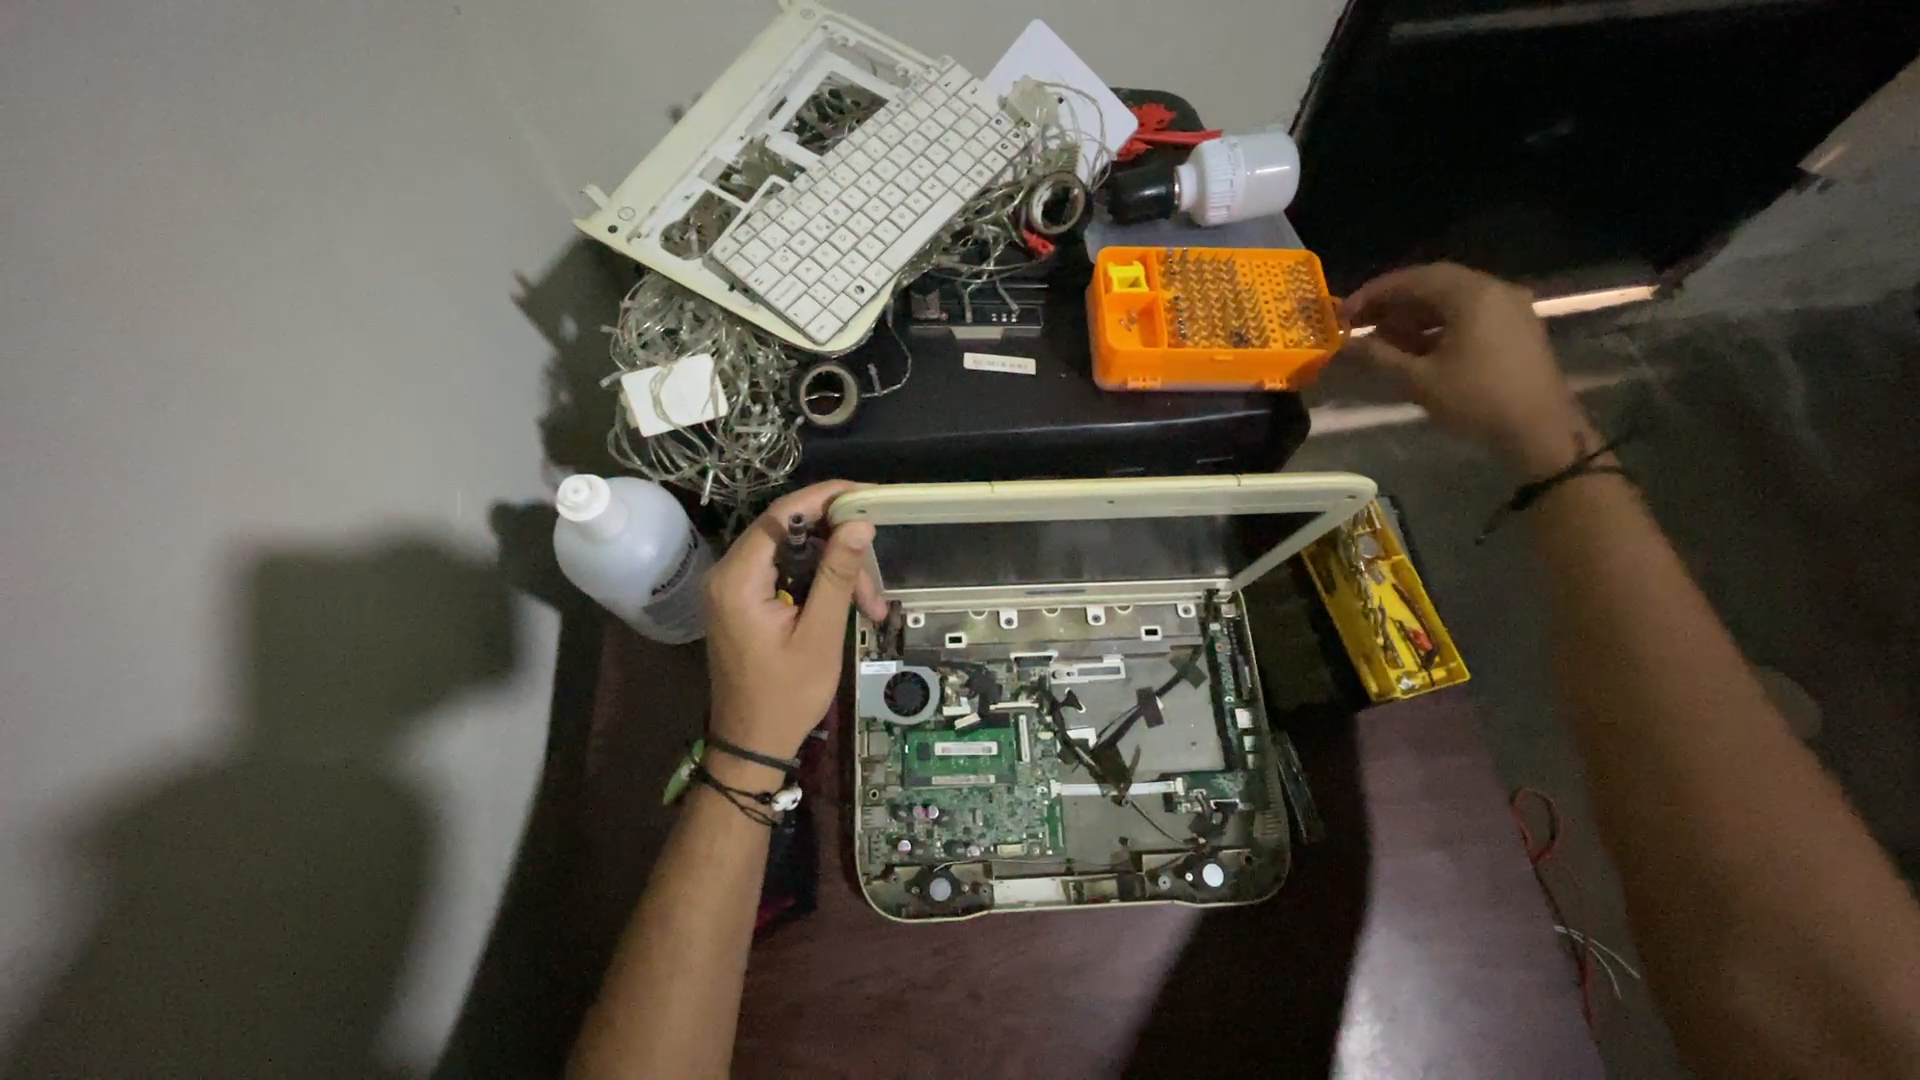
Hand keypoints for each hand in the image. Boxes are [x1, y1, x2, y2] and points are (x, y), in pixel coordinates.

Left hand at [703, 481, 887, 763]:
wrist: (752, 744)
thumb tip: (859, 523)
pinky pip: (783, 573)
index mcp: (738, 579)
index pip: (781, 515)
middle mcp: (727, 574)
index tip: (866, 493)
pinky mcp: (741, 602)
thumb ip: (837, 575)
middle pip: (788, 532)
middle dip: (838, 547)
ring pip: (791, 554)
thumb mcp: (820, 634)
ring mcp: (731, 588)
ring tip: (870, 604)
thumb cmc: (786, 696)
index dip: (825, 497)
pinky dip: (817, 583)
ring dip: (833, 570)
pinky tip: (848, 603)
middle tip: (875, 577)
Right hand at [1340, 263, 1592, 472]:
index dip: (1373, 294)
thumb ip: (1378, 356)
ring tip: (1381, 340)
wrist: (1539, 430)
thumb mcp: (1418, 380)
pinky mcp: (1514, 327)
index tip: (1344, 313)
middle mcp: (1493, 290)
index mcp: (1471, 295)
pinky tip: (1414, 348)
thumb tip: (1345, 344)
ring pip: (1450, 300)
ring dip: (1412, 316)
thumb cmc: (1476, 400)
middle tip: (1358, 323)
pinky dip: (1436, 325)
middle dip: (1391, 304)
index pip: (1412, 279)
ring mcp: (1508, 307)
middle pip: (1432, 285)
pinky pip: (1468, 314)